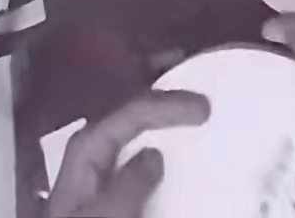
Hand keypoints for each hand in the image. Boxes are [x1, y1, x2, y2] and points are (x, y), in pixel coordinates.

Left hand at [47, 90, 209, 217]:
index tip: (205, 108)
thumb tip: (155, 154)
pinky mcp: (115, 193)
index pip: (133, 112)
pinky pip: (141, 164)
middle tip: (204, 103)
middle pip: (135, 115)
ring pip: (138, 135)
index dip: (169, 104)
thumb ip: (128, 187)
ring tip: (196, 117)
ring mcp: (105, 172)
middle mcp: (96, 151)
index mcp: (89, 148)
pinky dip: (163, 153)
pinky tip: (179, 154)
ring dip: (166, 122)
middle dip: (167, 102)